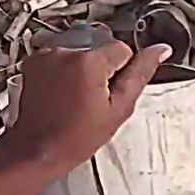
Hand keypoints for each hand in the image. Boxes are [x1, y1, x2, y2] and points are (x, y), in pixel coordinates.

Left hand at [0, 40, 170, 168]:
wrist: (39, 147)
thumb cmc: (76, 136)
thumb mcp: (119, 108)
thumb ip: (140, 73)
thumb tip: (159, 50)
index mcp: (88, 62)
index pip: (122, 48)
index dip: (122, 71)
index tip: (111, 90)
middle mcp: (65, 52)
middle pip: (99, 47)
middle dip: (101, 68)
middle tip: (93, 97)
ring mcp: (47, 55)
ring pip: (79, 51)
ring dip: (82, 67)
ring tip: (75, 96)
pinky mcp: (34, 60)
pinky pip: (60, 56)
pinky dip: (63, 69)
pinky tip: (62, 92)